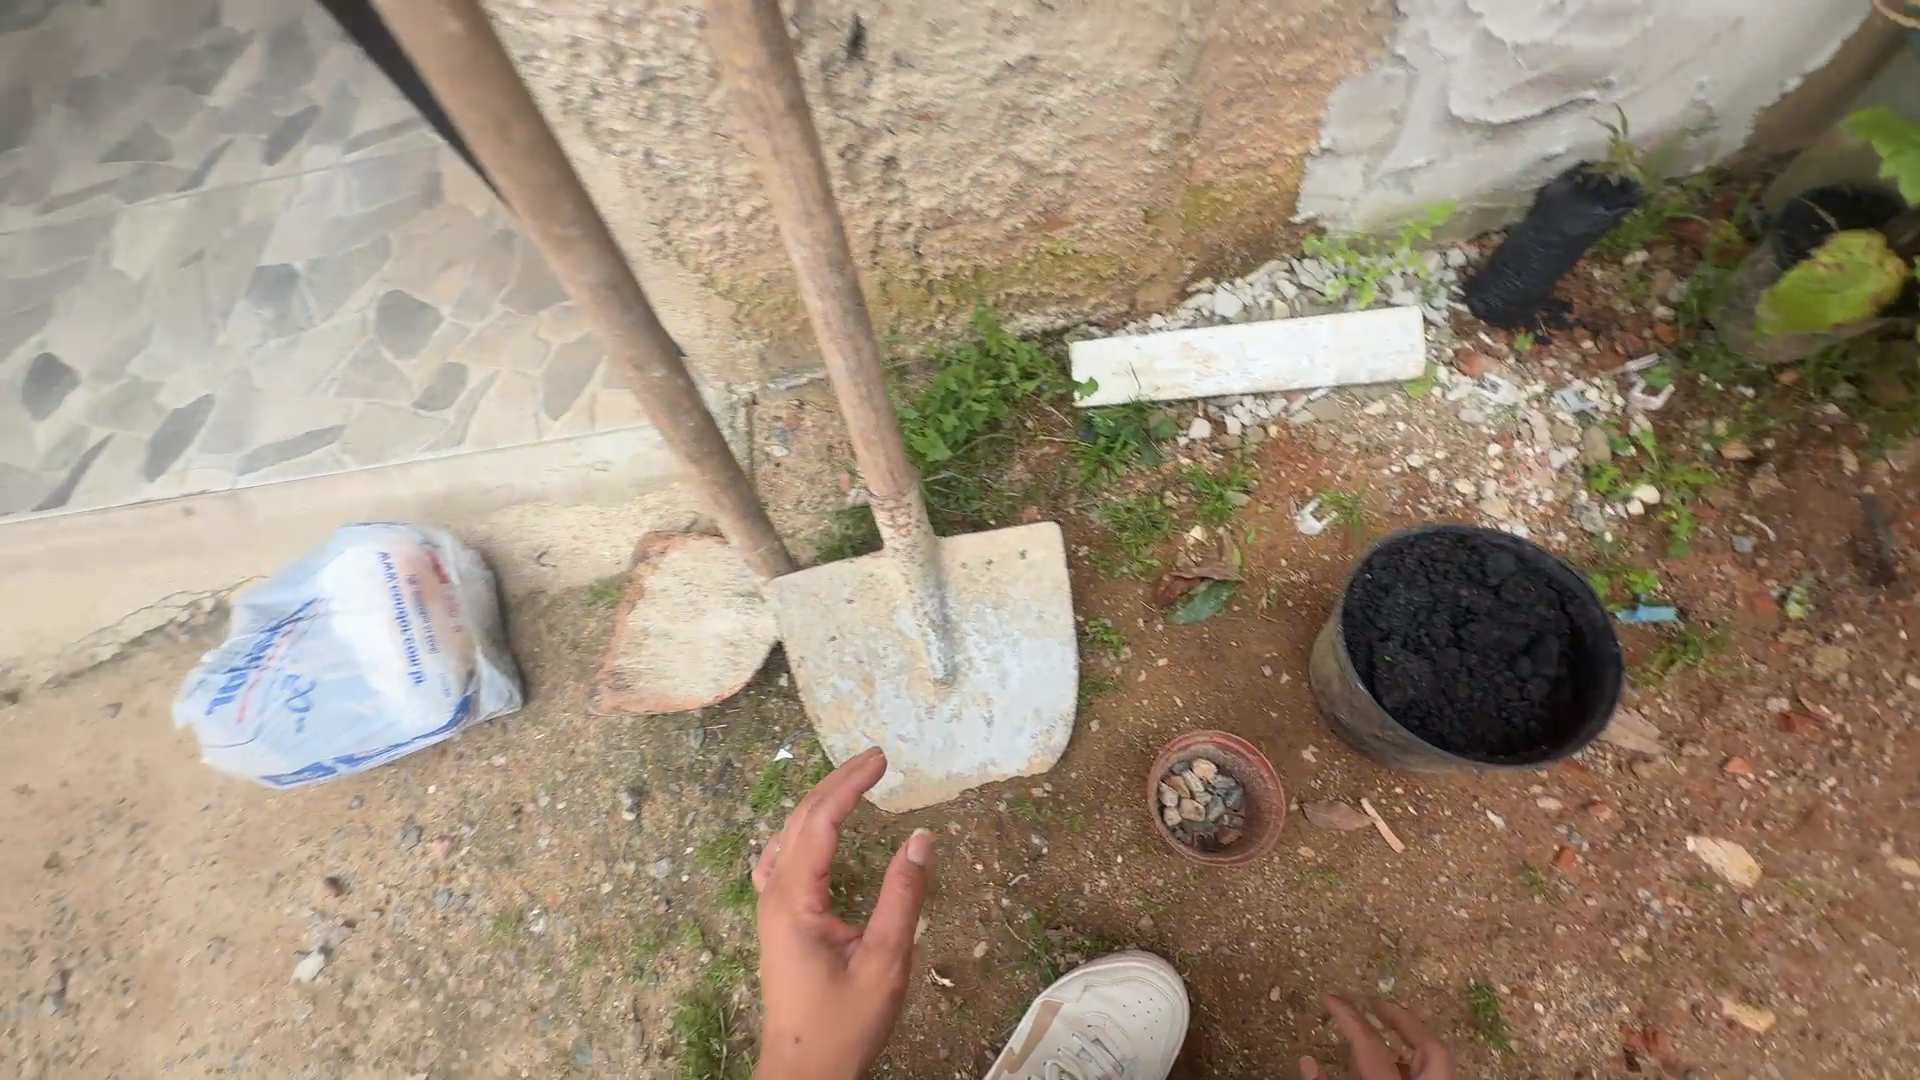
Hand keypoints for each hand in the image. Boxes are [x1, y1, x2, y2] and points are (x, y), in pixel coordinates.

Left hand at [752, 748, 932, 1079]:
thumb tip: (922, 837)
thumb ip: (903, 895)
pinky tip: (813, 827)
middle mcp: (775, 892)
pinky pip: (783, 855)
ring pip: (790, 833)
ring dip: (822, 800)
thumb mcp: (886, 961)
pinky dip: (805, 827)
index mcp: (795, 898)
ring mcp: (771, 905)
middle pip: (802, 818)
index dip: (851, 784)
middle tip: (876, 758)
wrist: (803, 1074)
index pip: (822, 821)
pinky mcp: (776, 918)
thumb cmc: (845, 1022)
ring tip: (854, 780)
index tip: (882, 759)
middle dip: (838, 781)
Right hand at [1300, 995, 1454, 1079]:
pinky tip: (1393, 1066)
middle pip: (1431, 1048)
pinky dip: (1411, 1066)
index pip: (1372, 1045)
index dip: (1349, 1017)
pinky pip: (1430, 1078)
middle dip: (1402, 1019)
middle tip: (1373, 1002)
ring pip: (1438, 1064)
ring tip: (1383, 1029)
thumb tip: (1306, 1061)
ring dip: (1410, 1041)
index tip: (1330, 996)